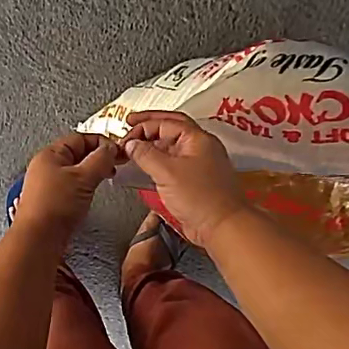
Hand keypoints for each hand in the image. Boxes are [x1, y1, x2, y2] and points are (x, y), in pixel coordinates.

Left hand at [16, 132, 118, 239]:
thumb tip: (110, 149)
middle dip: (98, 158)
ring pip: (76, 172)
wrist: (39, 239)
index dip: (101, 142)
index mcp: (50, 154)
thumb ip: (100, 159)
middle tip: (114, 165)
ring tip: (104, 179)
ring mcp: (48, 185)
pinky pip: (72, 188)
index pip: (80, 138)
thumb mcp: (83, 177)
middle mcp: (46, 167)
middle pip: (78, 154)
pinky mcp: (52, 202)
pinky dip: (84, 188)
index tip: (116, 151)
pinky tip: (90, 195)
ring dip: (92, 174)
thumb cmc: (53, 207)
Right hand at [119, 111, 247, 246]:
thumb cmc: (203, 199)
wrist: (221, 226)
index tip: (127, 136)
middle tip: (130, 126)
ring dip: (152, 147)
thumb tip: (132, 144)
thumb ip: (145, 154)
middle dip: (148, 127)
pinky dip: (158, 164)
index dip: (143, 126)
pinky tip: (146, 170)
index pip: (166, 122)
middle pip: (170, 129)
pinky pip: (173, 166)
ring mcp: (198, 165)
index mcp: (197, 139)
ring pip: (171, 149)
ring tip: (134, 150)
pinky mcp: (195, 182)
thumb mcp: (167, 172)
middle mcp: (200, 149)